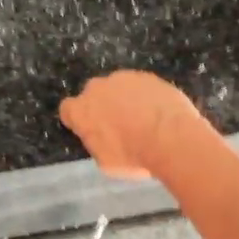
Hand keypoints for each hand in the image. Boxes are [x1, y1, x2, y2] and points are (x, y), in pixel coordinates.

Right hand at [60, 70, 212, 178]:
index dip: (78, 119)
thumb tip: (103, 139)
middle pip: (93, 94)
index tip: (89, 129)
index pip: (67, 109)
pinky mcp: (147, 76)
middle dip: (102, 105)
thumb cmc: (133, 157)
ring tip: (144, 119)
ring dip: (125, 99)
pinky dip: (147, 96)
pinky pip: (142, 86)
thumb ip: (98, 143)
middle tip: (118, 125)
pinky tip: (159, 112)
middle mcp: (96, 88)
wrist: (170, 138)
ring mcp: (123, 79)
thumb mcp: (106, 162)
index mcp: (80, 111)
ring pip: (118, 87)